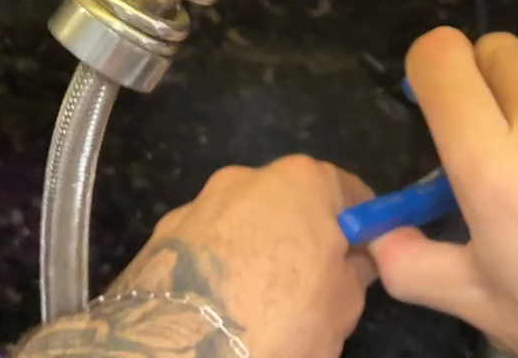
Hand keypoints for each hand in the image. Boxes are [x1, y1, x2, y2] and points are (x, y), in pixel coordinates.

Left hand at [20, 155, 376, 357]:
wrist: (167, 355)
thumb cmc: (277, 320)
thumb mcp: (343, 307)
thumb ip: (355, 274)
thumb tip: (352, 262)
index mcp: (303, 179)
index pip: (351, 194)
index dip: (363, 231)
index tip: (362, 265)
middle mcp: (249, 178)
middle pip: (292, 207)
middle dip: (303, 242)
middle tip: (309, 295)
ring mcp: (197, 207)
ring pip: (242, 230)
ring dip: (252, 258)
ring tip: (251, 315)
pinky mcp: (155, 245)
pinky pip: (200, 257)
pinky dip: (211, 279)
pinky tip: (212, 322)